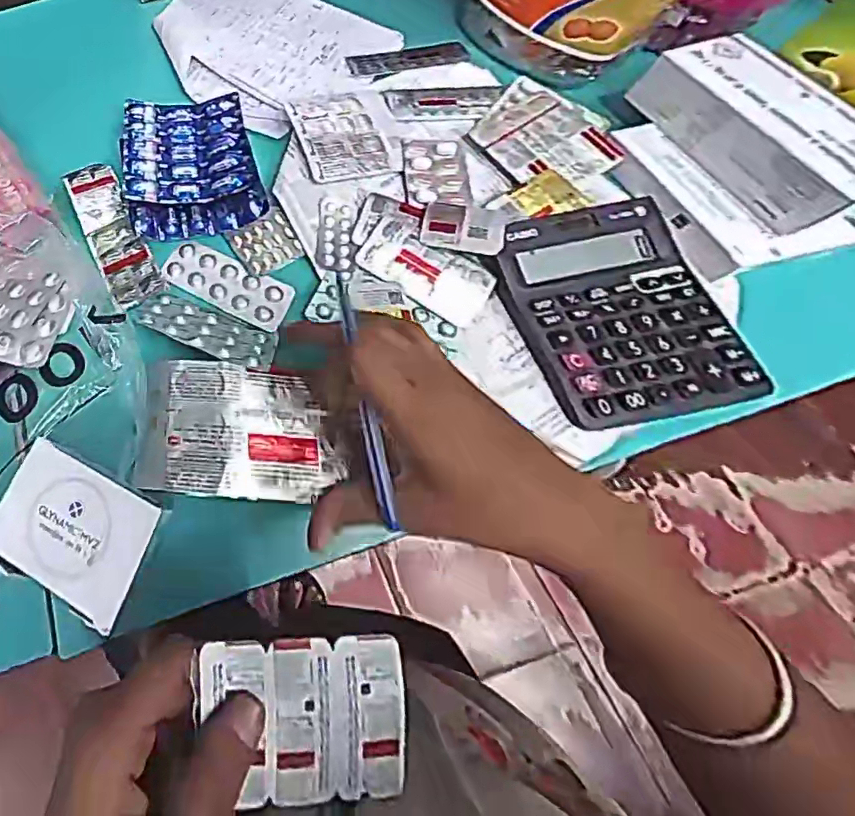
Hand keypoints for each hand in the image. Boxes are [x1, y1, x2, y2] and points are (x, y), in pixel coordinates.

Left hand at [46, 637, 264, 815]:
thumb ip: (214, 771)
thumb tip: (247, 709)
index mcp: (107, 719)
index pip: (175, 654)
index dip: (223, 664)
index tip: (260, 687)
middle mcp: (95, 712)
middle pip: (169, 677)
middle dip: (214, 698)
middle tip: (253, 730)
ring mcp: (92, 731)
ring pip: (161, 701)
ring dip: (198, 722)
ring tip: (229, 755)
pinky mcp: (95, 751)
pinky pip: (147, 724)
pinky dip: (176, 739)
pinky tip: (194, 772)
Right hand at [289, 316, 641, 572]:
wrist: (555, 504)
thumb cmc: (485, 507)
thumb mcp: (410, 508)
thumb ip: (353, 507)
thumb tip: (312, 529)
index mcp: (411, 403)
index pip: (362, 349)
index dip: (324, 346)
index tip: (299, 356)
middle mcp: (428, 377)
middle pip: (373, 327)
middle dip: (332, 332)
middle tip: (304, 351)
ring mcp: (446, 373)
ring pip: (396, 326)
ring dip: (359, 330)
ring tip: (333, 352)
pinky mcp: (458, 379)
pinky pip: (414, 339)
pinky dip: (384, 339)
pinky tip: (375, 370)